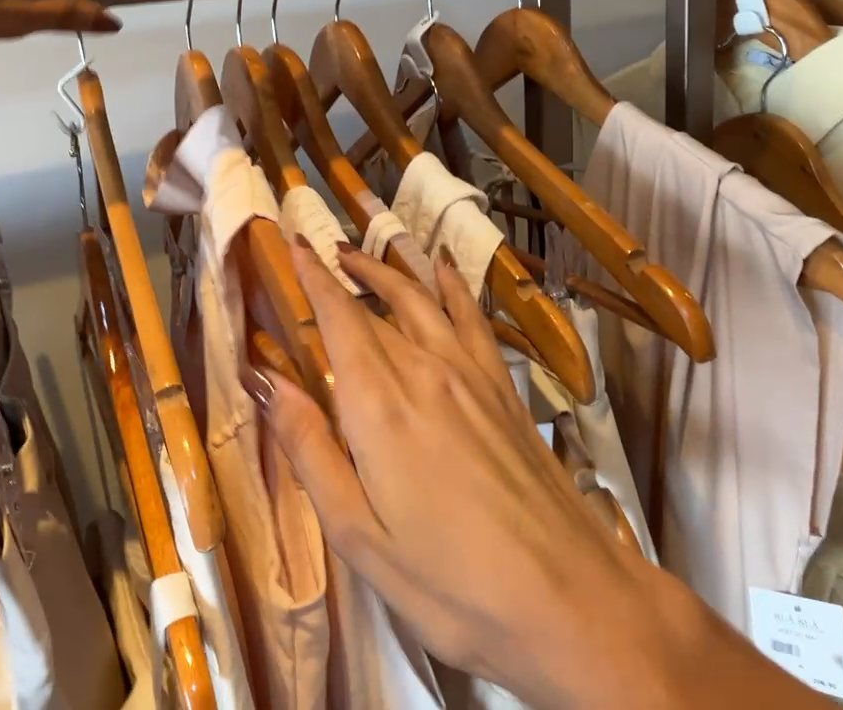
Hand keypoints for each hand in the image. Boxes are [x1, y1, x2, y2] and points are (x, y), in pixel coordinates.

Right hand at [258, 243, 821, 708]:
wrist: (574, 600)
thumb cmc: (452, 581)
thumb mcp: (359, 535)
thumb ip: (310, 451)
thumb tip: (268, 383)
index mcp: (379, 405)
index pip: (338, 318)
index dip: (313, 276)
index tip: (293, 242)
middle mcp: (425, 371)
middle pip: (376, 305)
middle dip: (342, 271)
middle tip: (317, 247)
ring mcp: (472, 376)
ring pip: (422, 301)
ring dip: (388, 270)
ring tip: (363, 252)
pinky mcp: (506, 390)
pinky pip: (472, 318)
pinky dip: (452, 286)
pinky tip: (444, 271)